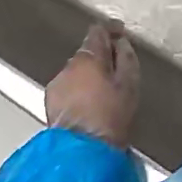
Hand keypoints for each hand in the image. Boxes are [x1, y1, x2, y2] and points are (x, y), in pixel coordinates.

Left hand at [44, 21, 139, 147]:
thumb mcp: (130, 83)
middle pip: (86, 53)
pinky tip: (88, 104)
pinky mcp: (50, 103)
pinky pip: (67, 88)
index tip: (119, 32)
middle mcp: (69, 66)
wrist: (83, 151)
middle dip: (100, 57)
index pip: (98, 32)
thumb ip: (126, 58)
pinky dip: (77, 90)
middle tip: (116, 69)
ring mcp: (57, 85)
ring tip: (102, 92)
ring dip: (88, 75)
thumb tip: (121, 44)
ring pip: (76, 71)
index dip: (111, 30)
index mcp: (89, 58)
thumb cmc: (111, 116)